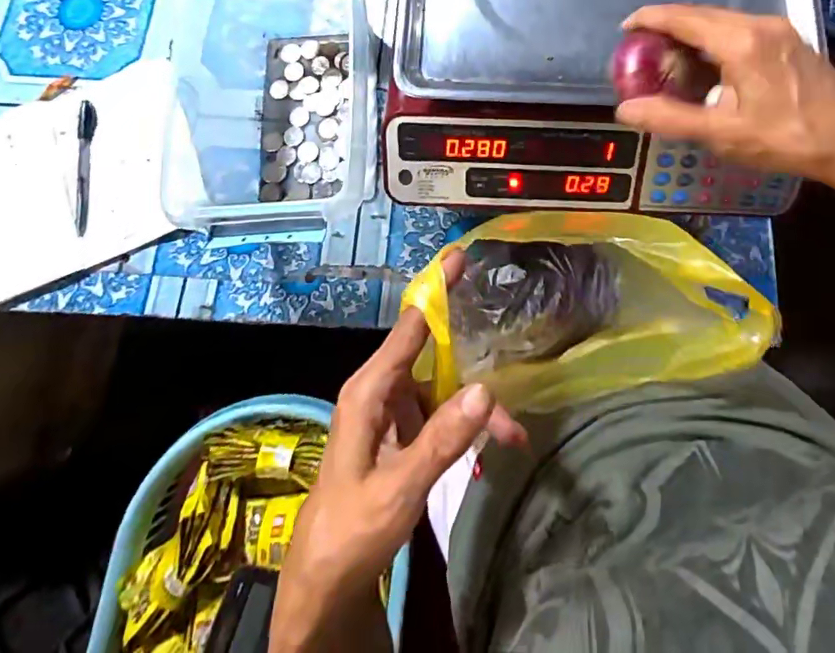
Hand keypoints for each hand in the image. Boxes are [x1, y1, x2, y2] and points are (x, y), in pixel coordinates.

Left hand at [272, 255, 525, 651]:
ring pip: (441, 392)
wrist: (323, 577)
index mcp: (368, 391)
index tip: (459, 258)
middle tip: (509, 360)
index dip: (435, 290)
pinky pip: (436, 417)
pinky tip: (488, 447)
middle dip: (473, 368)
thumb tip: (485, 388)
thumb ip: (443, 439)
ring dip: (475, 410)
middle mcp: (377, 391)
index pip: (409, 327)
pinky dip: (463, 428)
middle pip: (433, 359)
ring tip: (511, 435)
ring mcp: (387, 412)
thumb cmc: (352, 526)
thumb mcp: (400, 487)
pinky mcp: (396, 433)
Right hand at [614, 4, 834, 205]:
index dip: (650, 19)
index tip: (625, 28)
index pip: (683, 17)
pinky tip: (706, 63)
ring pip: (721, 21)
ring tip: (668, 57)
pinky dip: (713, 39)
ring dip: (691, 34)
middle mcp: (760, 24)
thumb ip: (671, 118)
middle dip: (667, 27)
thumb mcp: (724, 133)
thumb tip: (625, 109)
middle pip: (701, 14)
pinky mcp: (789, 40)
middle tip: (641, 49)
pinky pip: (739, 29)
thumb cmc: (788, 139)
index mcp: (741, 41)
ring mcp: (778, 30)